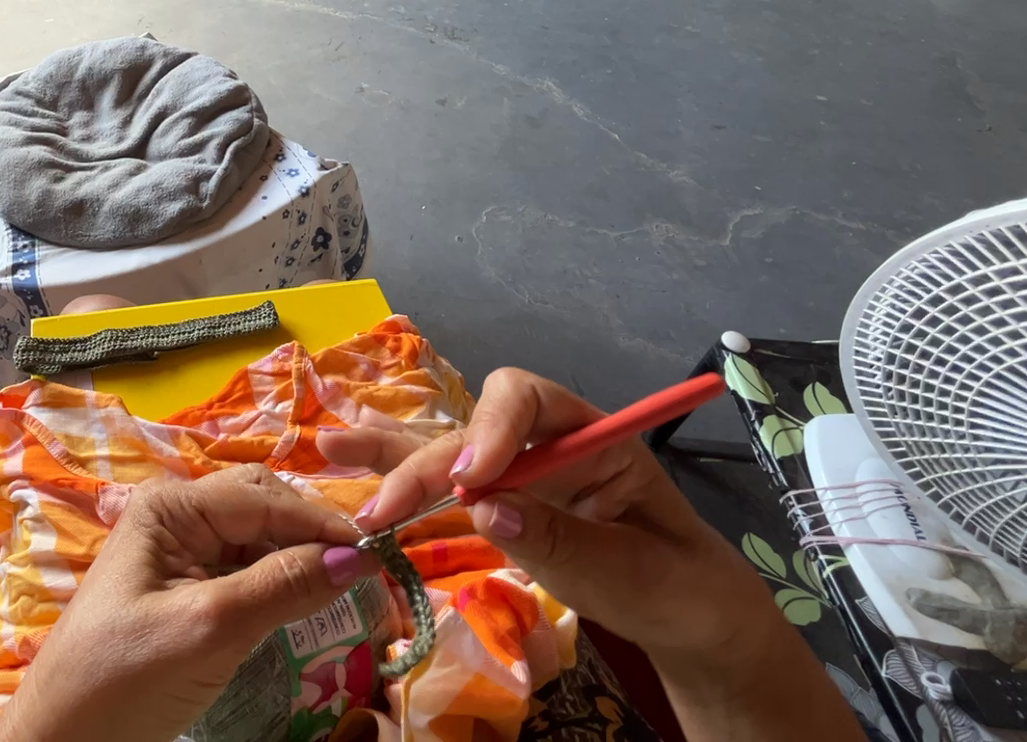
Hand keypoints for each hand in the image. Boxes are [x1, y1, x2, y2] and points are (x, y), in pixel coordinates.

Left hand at [0, 463, 380, 741]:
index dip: (321, 522)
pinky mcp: (193, 586)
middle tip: (368, 571)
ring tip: (351, 587)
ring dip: (303, 560)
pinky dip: (284, 583)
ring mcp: (186, 550)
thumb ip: (281, 587)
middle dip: (313, 535)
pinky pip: (250, 571)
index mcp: (172, 505)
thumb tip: (359, 558)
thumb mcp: (208, 629)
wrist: (64, 739)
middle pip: (265, 508)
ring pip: (262, 540)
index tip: (379, 550)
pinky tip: (311, 601)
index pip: (263, 497)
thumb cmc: (124, 676)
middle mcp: (180, 514)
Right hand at [323, 367, 752, 656]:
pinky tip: (350, 459)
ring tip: (330, 448)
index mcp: (588, 436)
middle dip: (423, 466)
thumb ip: (569, 544)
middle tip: (382, 510)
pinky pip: (441, 486)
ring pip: (442, 452)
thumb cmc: (688, 594)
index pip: (527, 398)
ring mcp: (514, 474)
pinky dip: (397, 477)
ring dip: (388, 455)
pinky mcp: (495, 505)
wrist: (695, 627)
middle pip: (468, 433)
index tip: (470, 482)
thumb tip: (484, 510)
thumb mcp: (647, 578)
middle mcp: (540, 444)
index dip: (490, 428)